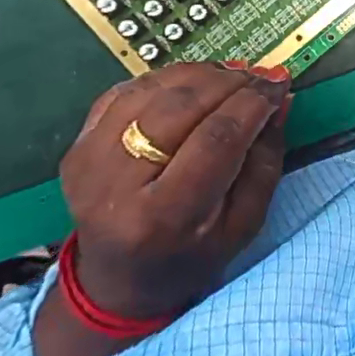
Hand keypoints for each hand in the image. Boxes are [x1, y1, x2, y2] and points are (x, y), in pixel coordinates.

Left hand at [57, 61, 289, 321]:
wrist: (119, 282)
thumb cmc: (191, 260)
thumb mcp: (243, 226)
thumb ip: (265, 163)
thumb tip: (277, 100)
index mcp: (164, 217)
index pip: (216, 140)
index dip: (252, 104)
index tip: (277, 86)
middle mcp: (118, 185)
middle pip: (181, 107)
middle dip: (228, 82)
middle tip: (257, 77)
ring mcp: (89, 160)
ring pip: (151, 90)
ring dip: (198, 74)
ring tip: (230, 76)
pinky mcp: (76, 145)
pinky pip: (126, 91)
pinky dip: (165, 80)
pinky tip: (191, 85)